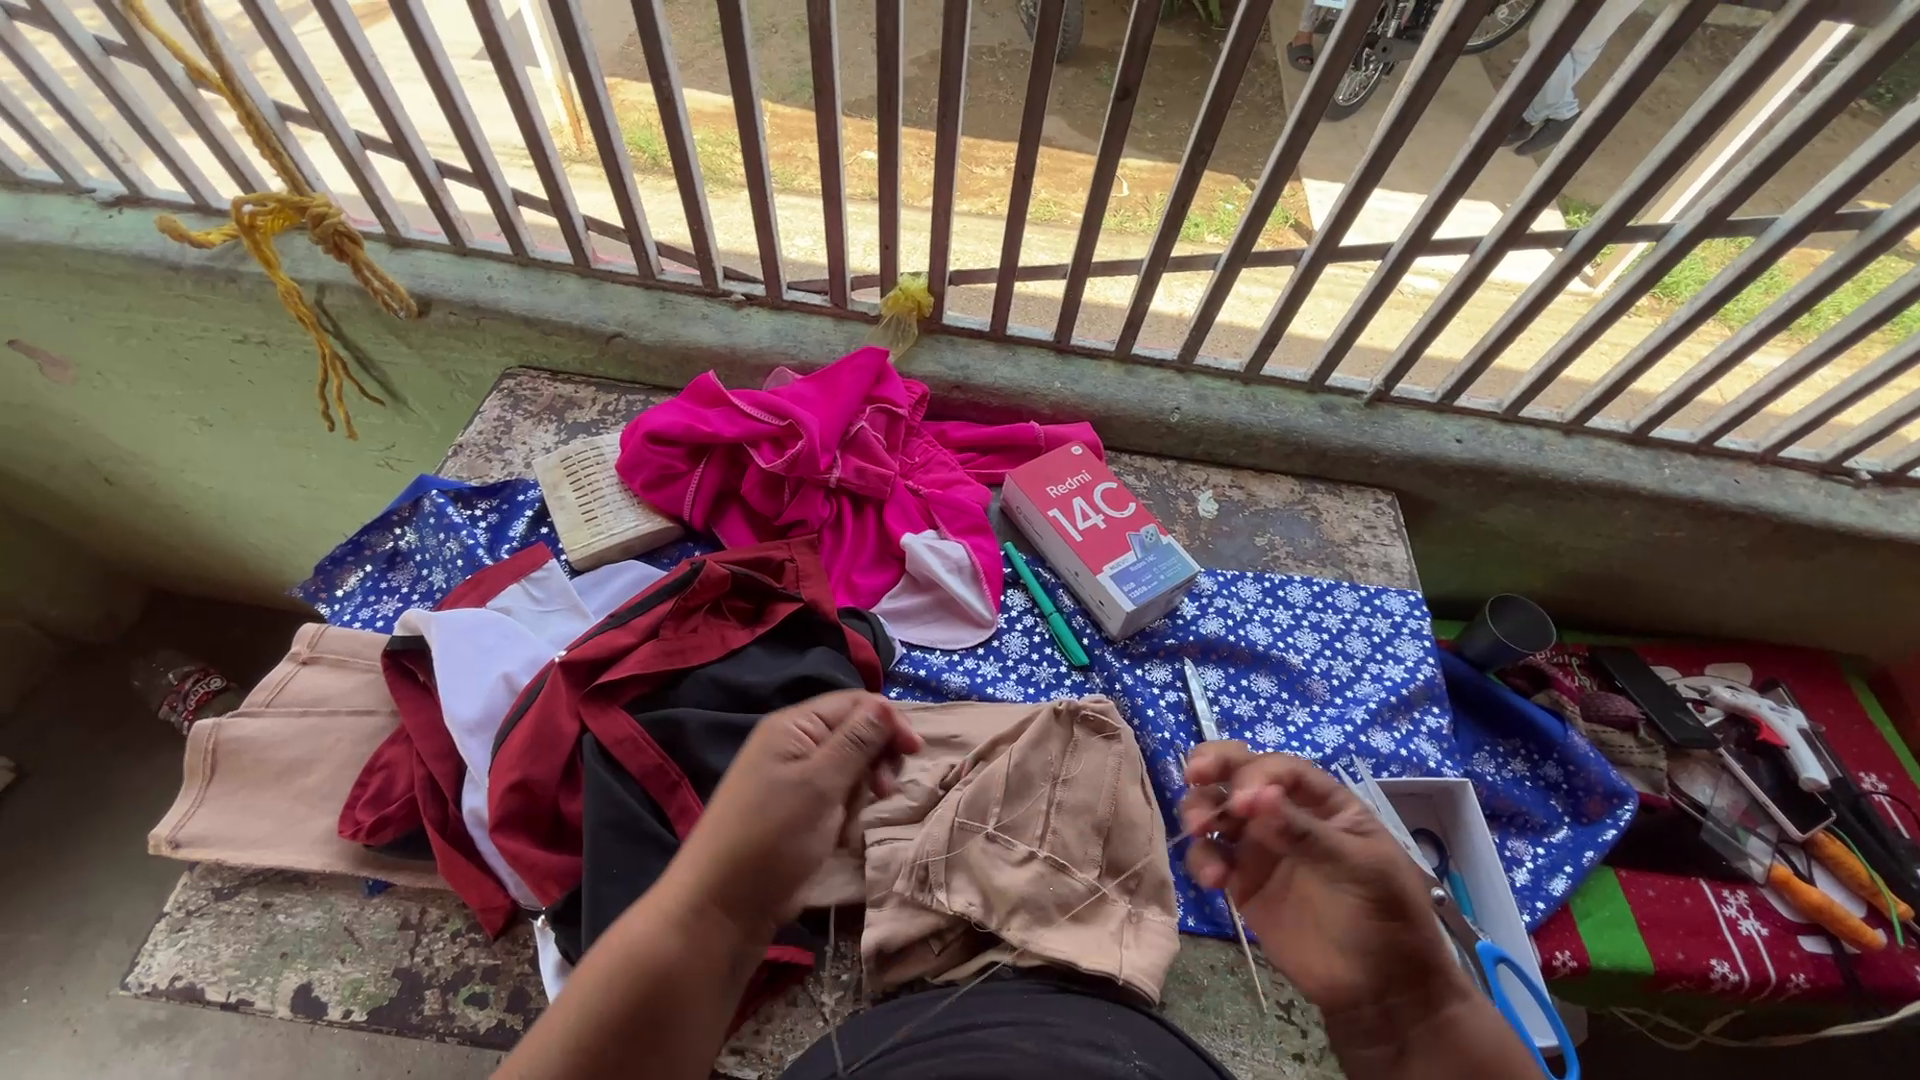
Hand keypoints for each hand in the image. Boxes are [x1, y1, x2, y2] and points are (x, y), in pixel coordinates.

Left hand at [665, 690, 923, 939]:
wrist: (724, 907)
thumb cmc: (772, 837)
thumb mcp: (820, 784)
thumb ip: (857, 741)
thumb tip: (886, 704)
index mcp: (793, 726)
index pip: (855, 703)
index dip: (888, 721)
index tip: (916, 753)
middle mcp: (794, 744)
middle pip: (856, 733)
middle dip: (876, 760)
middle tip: (884, 792)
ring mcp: (796, 778)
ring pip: (851, 768)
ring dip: (862, 792)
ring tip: (853, 821)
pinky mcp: (800, 810)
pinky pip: (838, 796)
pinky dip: (848, 813)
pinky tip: (842, 836)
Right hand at [1178, 743, 1466, 1019]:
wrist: (1379, 990)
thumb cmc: (1385, 917)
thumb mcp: (1360, 868)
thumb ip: (1307, 832)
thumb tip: (1259, 796)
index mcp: (1323, 802)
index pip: (1281, 769)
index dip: (1256, 775)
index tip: (1242, 802)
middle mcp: (1285, 814)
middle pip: (1240, 772)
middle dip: (1212, 765)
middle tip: (1194, 775)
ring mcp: (1260, 845)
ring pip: (1216, 808)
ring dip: (1199, 809)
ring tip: (1198, 830)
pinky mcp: (1241, 880)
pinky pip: (1210, 856)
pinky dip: (1202, 859)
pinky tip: (1213, 881)